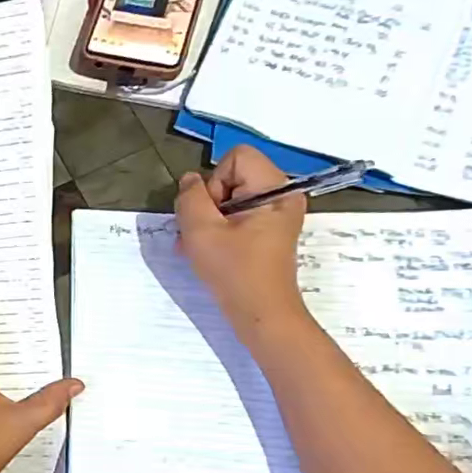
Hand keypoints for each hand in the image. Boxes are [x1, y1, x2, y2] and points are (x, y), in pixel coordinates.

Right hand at [175, 144, 310, 343]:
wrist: (261, 315)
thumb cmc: (234, 272)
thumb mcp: (201, 231)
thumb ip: (190, 198)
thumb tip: (190, 181)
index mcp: (276, 189)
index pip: (236, 158)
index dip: (214, 183)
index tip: (212, 216)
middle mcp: (281, 196)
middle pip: (232, 176)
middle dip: (209, 203)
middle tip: (202, 234)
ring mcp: (276, 215)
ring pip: (230, 198)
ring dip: (208, 219)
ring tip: (198, 246)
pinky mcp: (267, 232)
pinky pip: (237, 216)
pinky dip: (219, 229)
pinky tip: (207, 250)